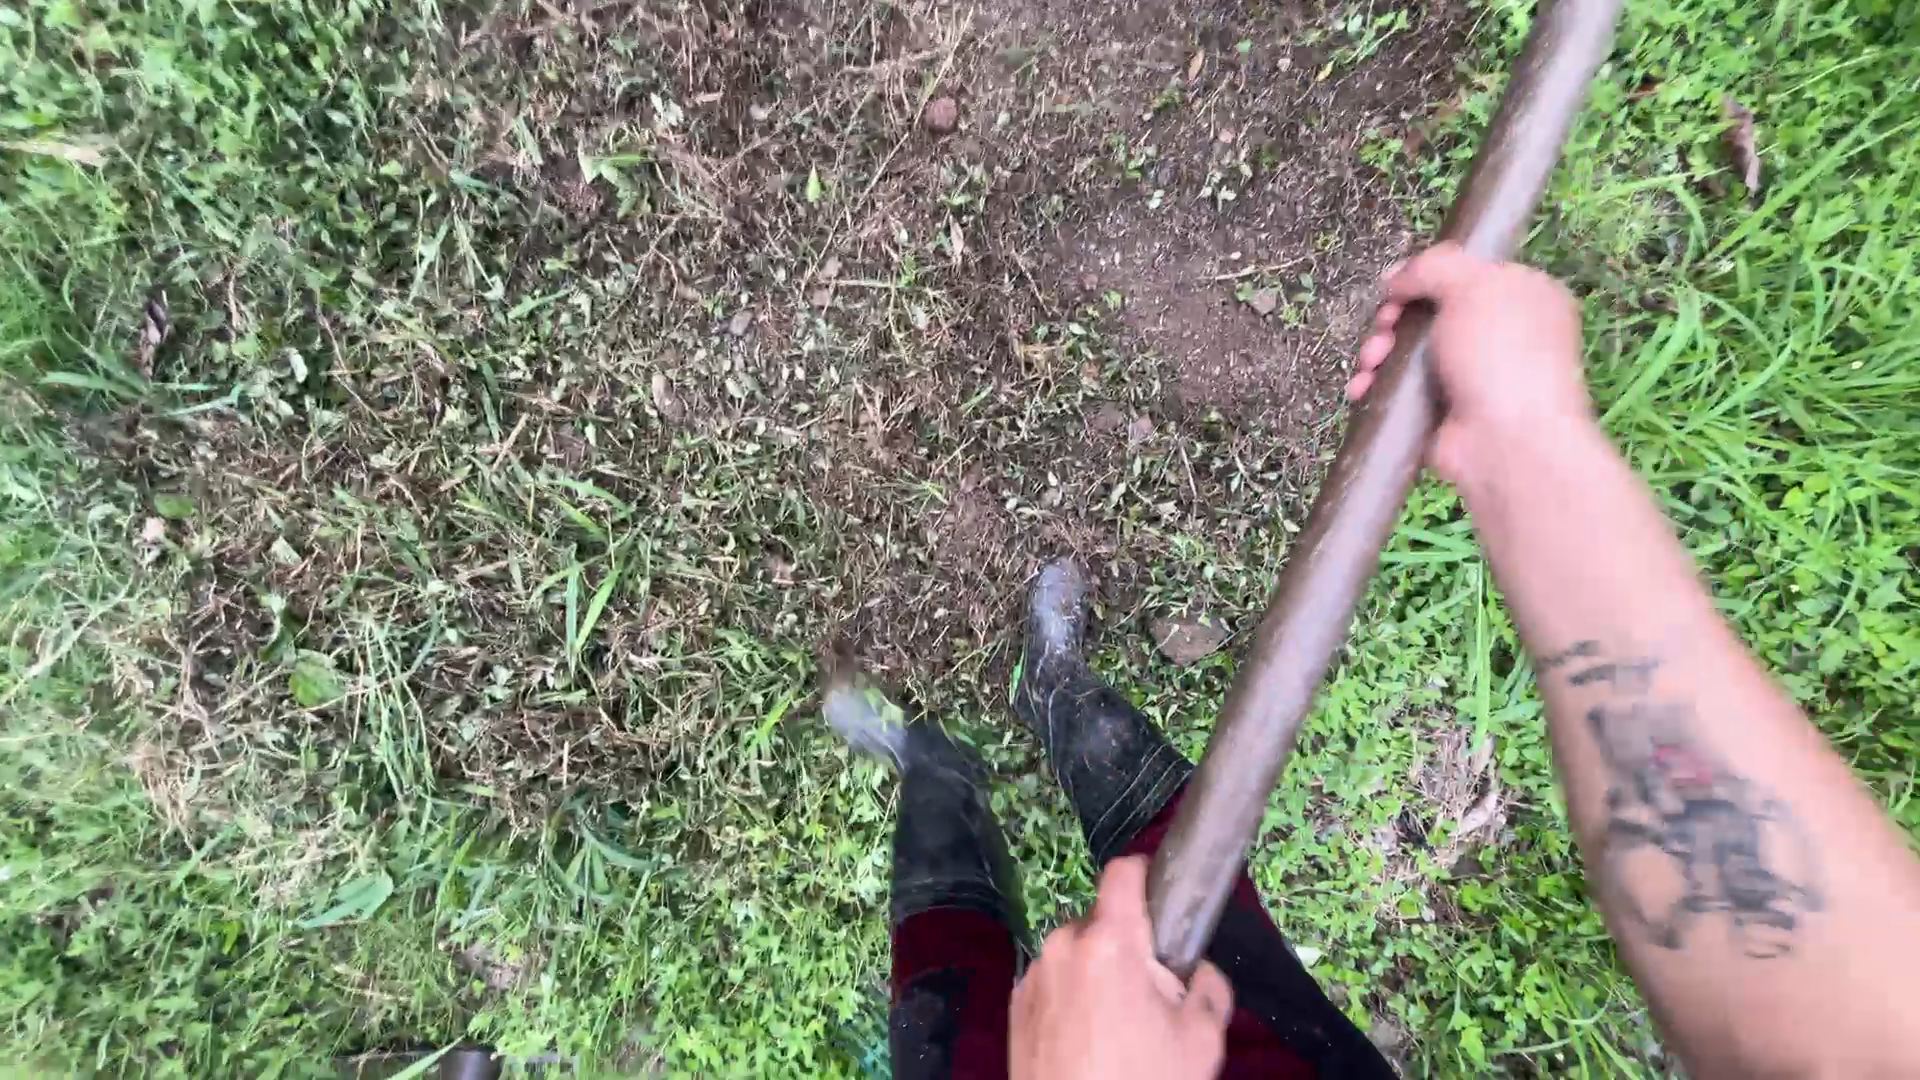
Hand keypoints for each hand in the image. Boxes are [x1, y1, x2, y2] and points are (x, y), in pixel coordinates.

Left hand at [1009, 857, 1233, 1079]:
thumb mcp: (1200, 1046)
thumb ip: (1208, 990)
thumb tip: (1197, 970)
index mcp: (1108, 942)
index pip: (1123, 873)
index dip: (1145, 874)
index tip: (1160, 894)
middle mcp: (1063, 944)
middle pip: (1102, 923)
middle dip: (1126, 947)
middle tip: (1147, 996)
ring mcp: (1033, 973)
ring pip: (1076, 953)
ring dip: (1095, 972)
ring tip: (1113, 1030)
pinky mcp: (1013, 1002)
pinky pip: (1052, 981)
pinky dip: (1070, 996)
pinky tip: (1083, 1044)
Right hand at [1347, 243, 1592, 487]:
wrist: (1504, 438)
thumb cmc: (1500, 355)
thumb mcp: (1475, 287)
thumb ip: (1434, 268)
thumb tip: (1396, 277)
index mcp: (1517, 296)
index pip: (1459, 275)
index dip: (1419, 279)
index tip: (1392, 290)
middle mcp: (1492, 333)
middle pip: (1422, 314)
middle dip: (1390, 321)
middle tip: (1383, 331)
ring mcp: (1463, 374)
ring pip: (1402, 352)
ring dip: (1375, 354)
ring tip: (1370, 366)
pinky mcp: (1436, 409)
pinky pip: (1394, 389)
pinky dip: (1373, 387)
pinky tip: (1361, 390)